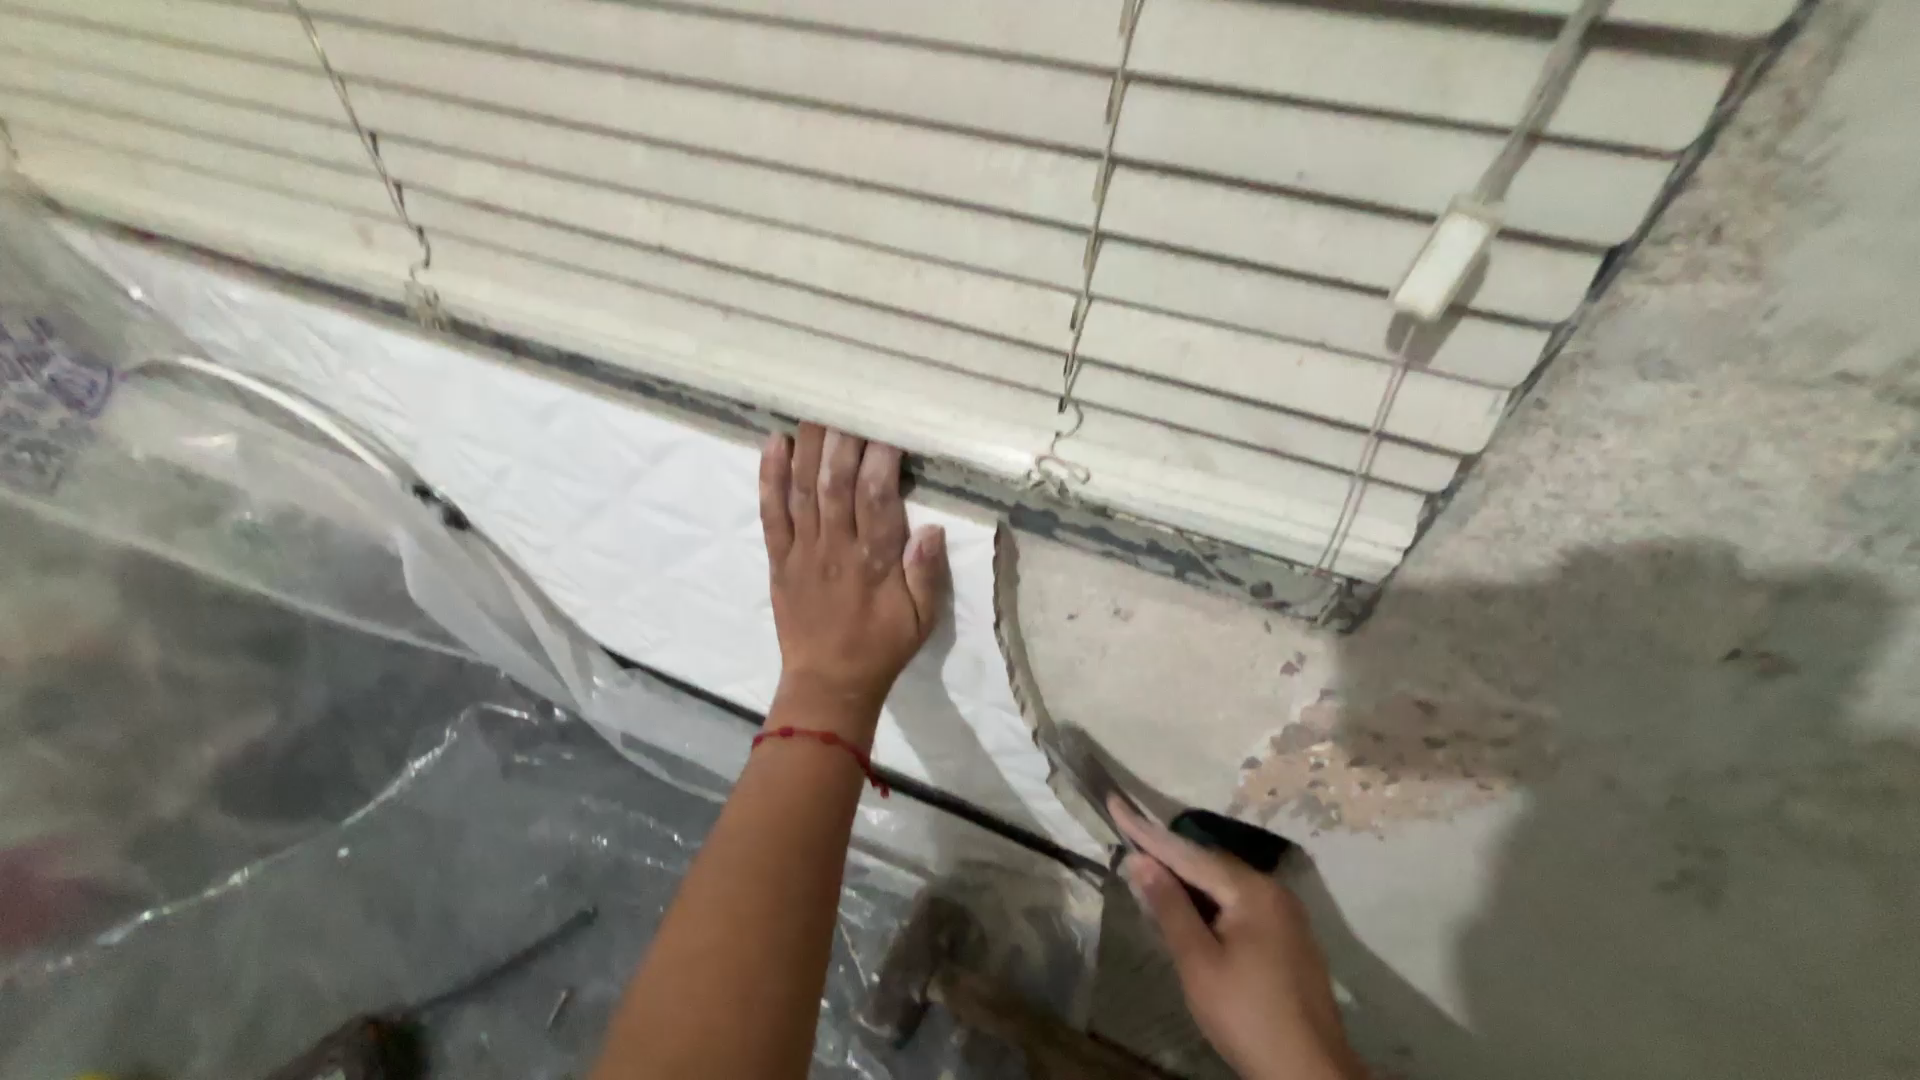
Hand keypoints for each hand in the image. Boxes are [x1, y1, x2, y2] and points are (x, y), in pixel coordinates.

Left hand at [759, 425, 949, 741]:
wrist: (828, 683)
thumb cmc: (882, 648)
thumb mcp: (922, 619)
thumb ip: (927, 574)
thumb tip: (933, 527)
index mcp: (875, 562)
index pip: (877, 496)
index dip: (881, 457)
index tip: (889, 427)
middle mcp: (836, 548)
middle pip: (836, 482)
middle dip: (844, 439)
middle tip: (852, 402)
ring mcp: (802, 552)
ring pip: (804, 489)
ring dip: (810, 446)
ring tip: (818, 407)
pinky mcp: (778, 558)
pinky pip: (771, 513)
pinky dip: (770, 477)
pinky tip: (773, 443)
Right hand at [1110, 796, 1365, 1079]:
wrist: (1310, 1074)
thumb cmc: (1247, 1015)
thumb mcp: (1198, 962)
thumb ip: (1169, 907)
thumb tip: (1141, 861)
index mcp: (1252, 891)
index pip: (1188, 853)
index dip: (1147, 832)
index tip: (1116, 804)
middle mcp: (1273, 891)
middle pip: (1210, 864)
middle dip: (1168, 854)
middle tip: (1128, 841)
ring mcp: (1286, 915)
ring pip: (1225, 885)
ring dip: (1187, 880)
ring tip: (1149, 872)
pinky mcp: (1289, 939)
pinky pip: (1240, 904)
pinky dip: (1209, 901)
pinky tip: (1189, 910)